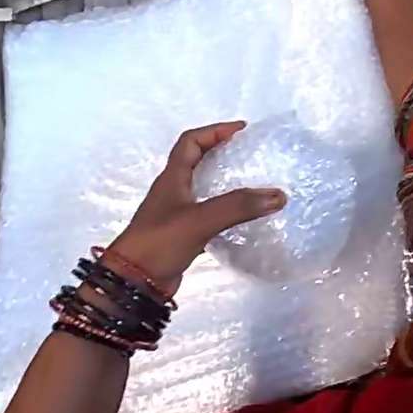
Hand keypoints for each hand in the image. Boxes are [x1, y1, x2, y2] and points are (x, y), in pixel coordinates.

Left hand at [108, 122, 285, 292]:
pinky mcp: (183, 235)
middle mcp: (173, 192)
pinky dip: (226, 212)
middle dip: (222, 152)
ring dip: (225, 182)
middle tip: (250, 153)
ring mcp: (177, 214)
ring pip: (204, 189)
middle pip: (197, 161)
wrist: (134, 282)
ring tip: (253, 183)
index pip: (191, 142)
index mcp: (172, 178)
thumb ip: (238, 207)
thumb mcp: (200, 219)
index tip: (241, 130)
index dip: (215, 131)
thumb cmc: (160, 242)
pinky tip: (244, 219)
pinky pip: (208, 215)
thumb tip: (278, 195)